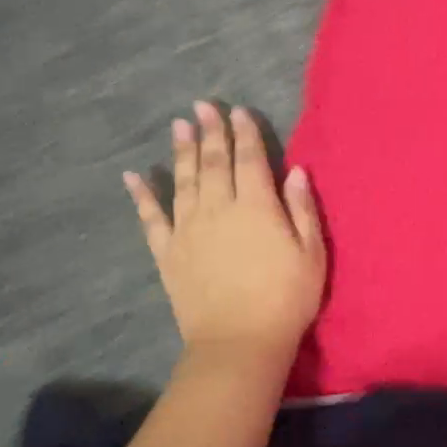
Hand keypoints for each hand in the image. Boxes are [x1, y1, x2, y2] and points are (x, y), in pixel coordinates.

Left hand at [123, 101, 326, 362]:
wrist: (239, 340)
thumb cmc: (288, 297)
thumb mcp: (312, 254)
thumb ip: (302, 210)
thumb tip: (296, 172)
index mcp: (257, 208)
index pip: (251, 161)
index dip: (246, 134)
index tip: (240, 111)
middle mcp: (218, 210)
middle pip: (213, 163)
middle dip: (211, 133)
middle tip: (204, 106)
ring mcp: (188, 229)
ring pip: (183, 181)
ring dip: (182, 151)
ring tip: (179, 125)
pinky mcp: (168, 252)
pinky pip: (151, 217)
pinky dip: (142, 195)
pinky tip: (135, 175)